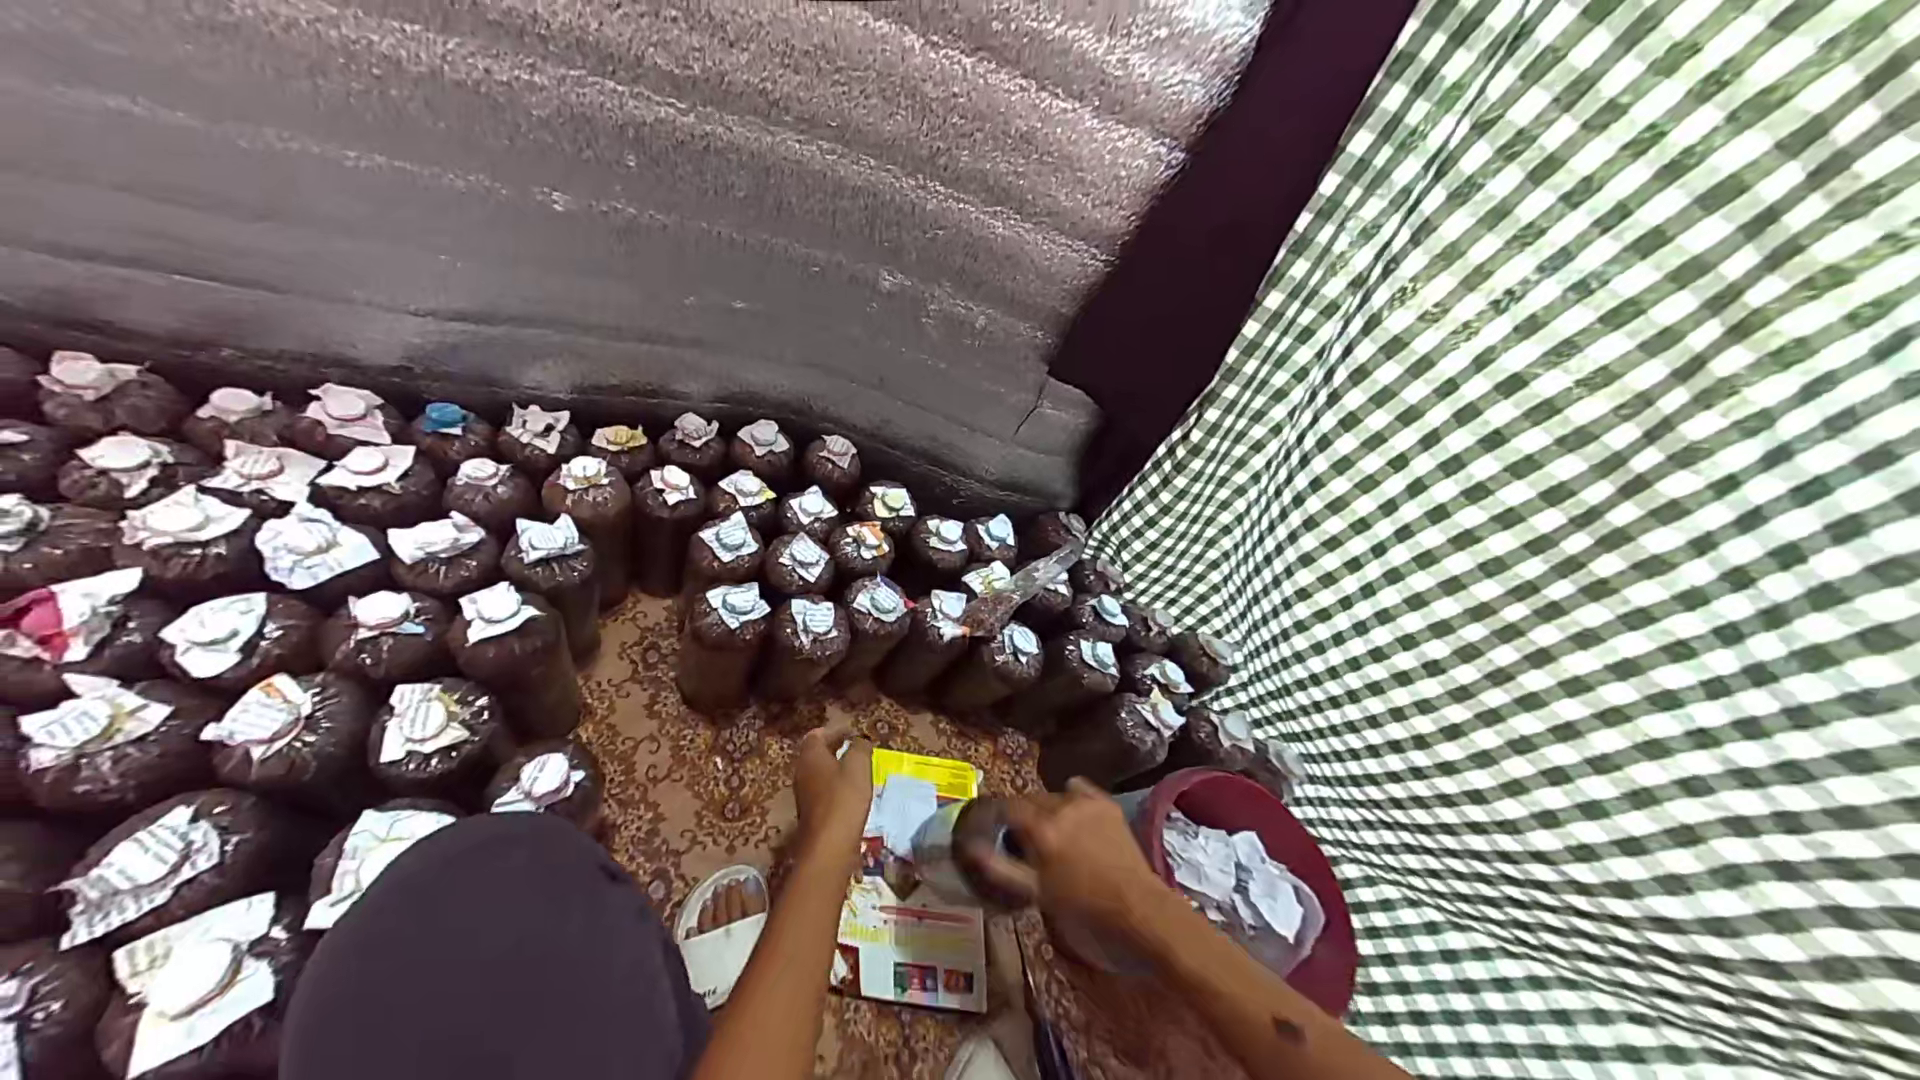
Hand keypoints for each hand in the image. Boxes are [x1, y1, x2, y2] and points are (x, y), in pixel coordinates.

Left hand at [792, 718, 871, 859]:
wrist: (829, 846)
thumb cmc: (844, 798)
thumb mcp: (858, 766)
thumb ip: (860, 747)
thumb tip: (860, 740)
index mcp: (810, 755)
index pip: (817, 734)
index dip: (835, 731)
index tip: (853, 732)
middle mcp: (802, 771)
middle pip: (816, 753)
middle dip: (836, 748)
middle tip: (857, 749)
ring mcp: (804, 793)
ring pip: (819, 773)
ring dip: (836, 768)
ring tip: (858, 770)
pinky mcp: (811, 812)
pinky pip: (822, 791)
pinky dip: (835, 786)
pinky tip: (852, 793)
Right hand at [964, 778, 1168, 937]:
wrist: (1141, 914)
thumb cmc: (1086, 914)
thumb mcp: (1038, 894)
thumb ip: (1002, 868)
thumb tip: (971, 848)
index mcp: (1041, 828)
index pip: (1006, 807)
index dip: (997, 817)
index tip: (993, 831)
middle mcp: (1061, 805)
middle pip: (1029, 800)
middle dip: (1022, 817)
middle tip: (1024, 844)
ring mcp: (1086, 802)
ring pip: (1053, 796)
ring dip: (1046, 811)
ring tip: (1052, 836)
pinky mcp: (1106, 805)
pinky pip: (1078, 789)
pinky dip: (1071, 799)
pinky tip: (1074, 819)